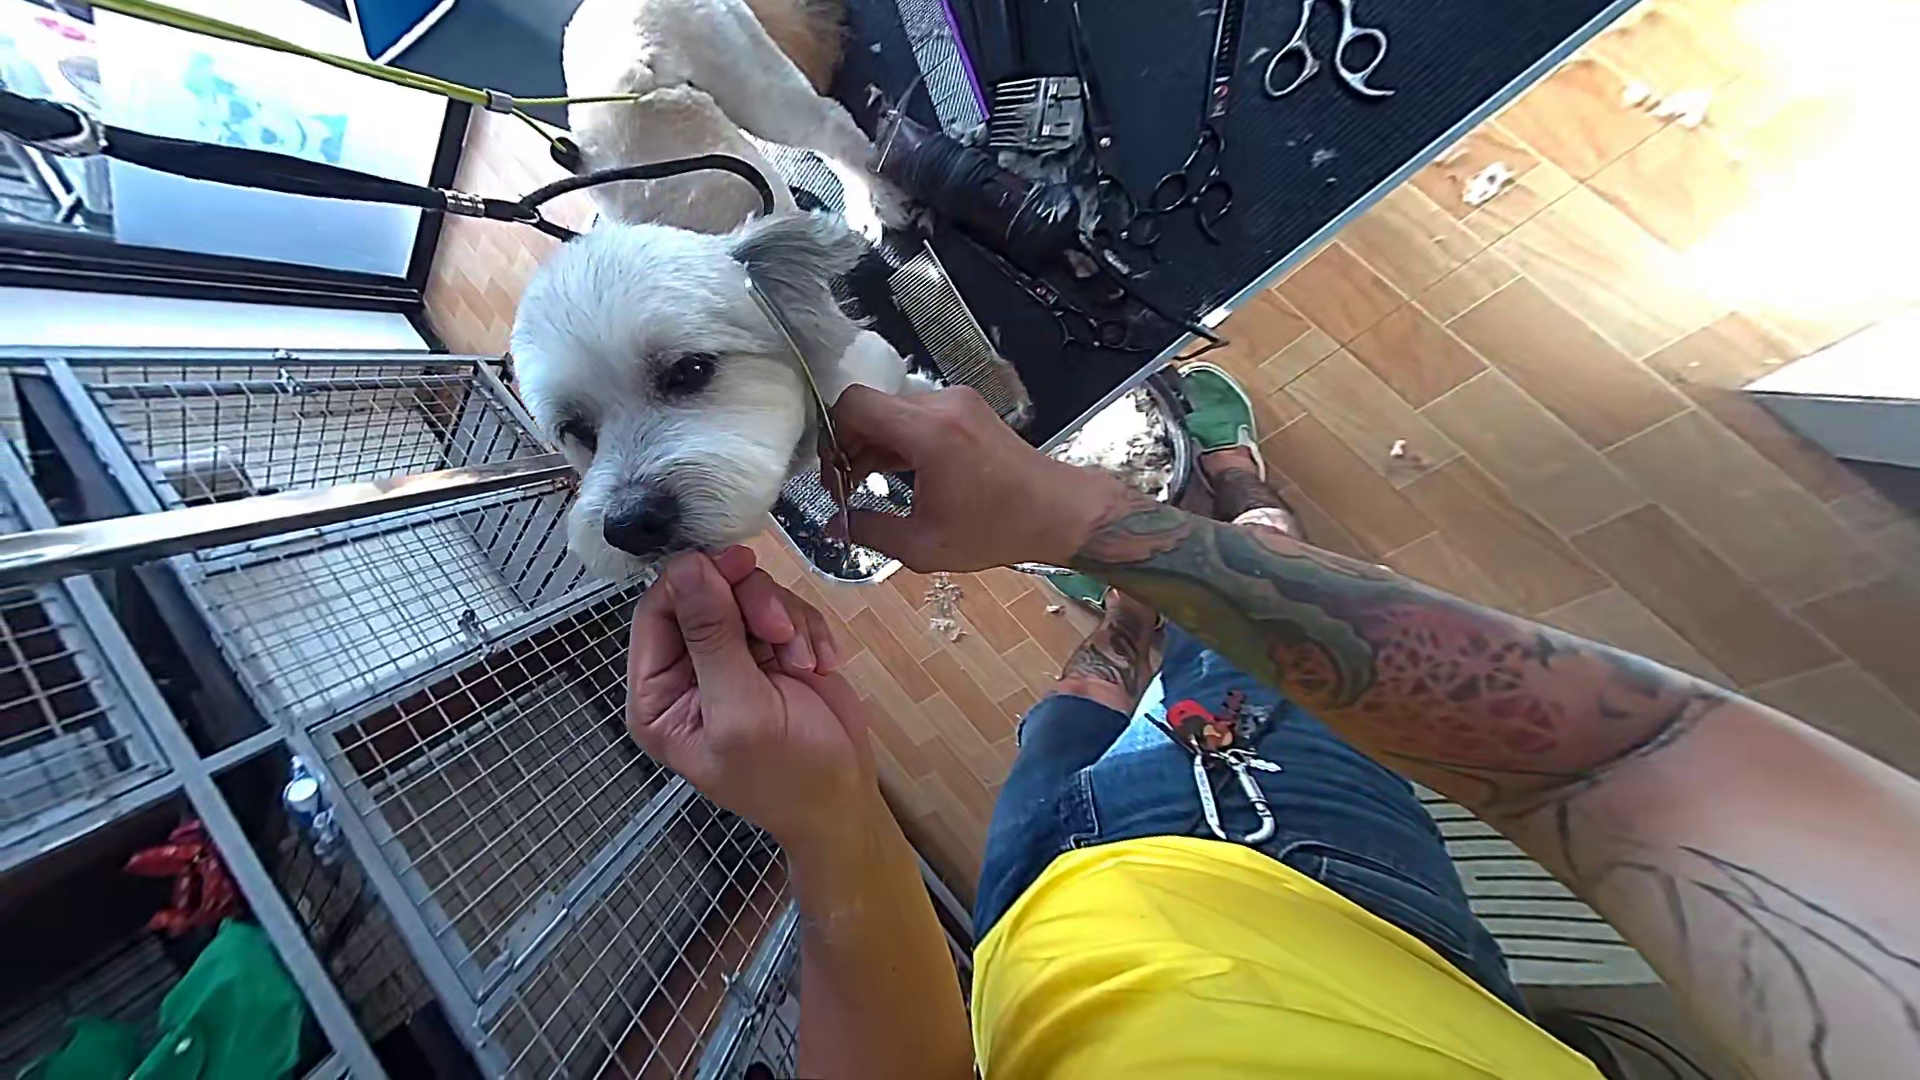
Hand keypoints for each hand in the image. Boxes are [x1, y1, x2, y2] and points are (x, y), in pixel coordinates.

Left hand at [626, 548, 872, 852]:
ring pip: (755, 597)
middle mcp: (694, 667)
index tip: (738, 564)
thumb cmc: (784, 770)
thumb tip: (686, 565)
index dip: (695, 580)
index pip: (659, 611)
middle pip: (712, 594)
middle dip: (754, 607)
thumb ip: (712, 636)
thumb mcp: (741, 708)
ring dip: (789, 623)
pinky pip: (790, 609)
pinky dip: (810, 632)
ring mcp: (740, 655)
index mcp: (661, 691)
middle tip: (781, 632)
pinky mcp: (780, 648)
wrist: (843, 793)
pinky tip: (819, 665)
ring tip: (805, 665)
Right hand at [829, 384, 1127, 571]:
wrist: (1059, 512)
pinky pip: (916, 415)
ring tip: (867, 483)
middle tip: (845, 485)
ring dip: (873, 443)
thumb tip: (835, 526)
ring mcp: (957, 402)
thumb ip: (870, 533)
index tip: (834, 474)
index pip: (853, 404)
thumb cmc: (1000, 530)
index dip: (831, 437)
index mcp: (930, 432)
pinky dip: (898, 440)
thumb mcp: (925, 545)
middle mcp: (942, 404)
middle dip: (849, 444)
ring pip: (892, 411)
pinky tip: (895, 473)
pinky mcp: (966, 409)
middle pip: (870, 406)